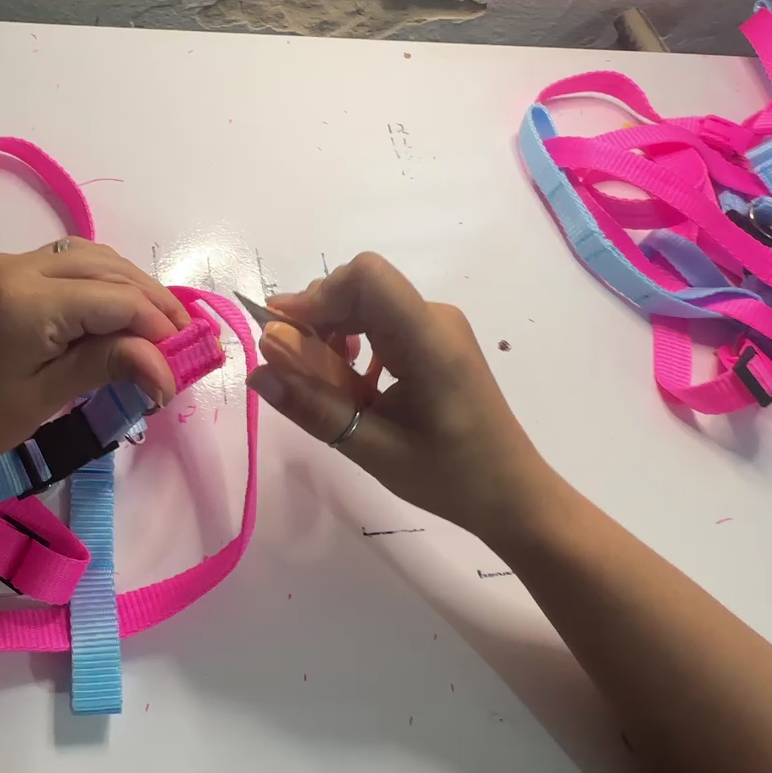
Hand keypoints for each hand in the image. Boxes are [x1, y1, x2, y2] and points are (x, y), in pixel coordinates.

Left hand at [0, 238, 190, 490]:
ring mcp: (8, 263)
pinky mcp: (4, 272)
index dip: (158, 328)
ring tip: (160, 326)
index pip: (116, 299)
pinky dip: (101, 282)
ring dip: (130, 287)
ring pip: (91, 257)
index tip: (183, 364)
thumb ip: (109, 365)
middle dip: (152, 302)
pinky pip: (67, 263)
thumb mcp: (47, 398)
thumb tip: (169, 365)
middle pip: (108, 268)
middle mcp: (18, 266)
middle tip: (184, 341)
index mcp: (28, 301)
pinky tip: (120, 310)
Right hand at [244, 252, 555, 536]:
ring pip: (365, 301)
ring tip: (319, 379)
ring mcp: (436, 327)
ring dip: (330, 330)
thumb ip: (313, 407)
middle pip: (359, 286)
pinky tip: (348, 383)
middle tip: (290, 365)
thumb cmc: (451, 477)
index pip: (367, 277)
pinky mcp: (433, 339)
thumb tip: (258, 372)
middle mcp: (435, 319)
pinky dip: (350, 340)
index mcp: (429, 341)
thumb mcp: (372, 449)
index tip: (282, 334)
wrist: (513, 495)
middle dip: (315, 316)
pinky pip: (379, 320)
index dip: (317, 296)